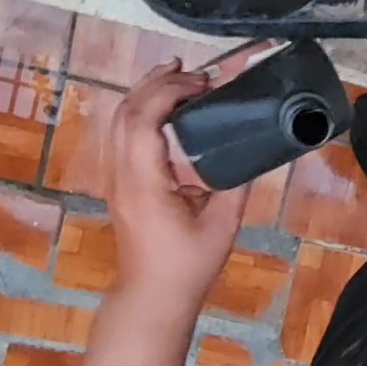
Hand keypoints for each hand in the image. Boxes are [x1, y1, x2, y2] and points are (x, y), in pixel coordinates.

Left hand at [100, 62, 248, 314]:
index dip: (170, 92)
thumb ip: (235, 181)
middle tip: (194, 71)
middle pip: (125, 111)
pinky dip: (141, 110)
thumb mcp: (222, 224)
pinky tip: (165, 106)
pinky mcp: (119, 182)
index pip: (144, 121)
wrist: (152, 295)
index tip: (204, 84)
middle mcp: (122, 174)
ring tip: (177, 74)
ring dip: (146, 92)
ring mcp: (115, 177)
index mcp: (145, 183)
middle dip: (157, 82)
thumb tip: (251, 145)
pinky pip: (121, 134)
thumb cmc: (188, 264)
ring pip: (118, 120)